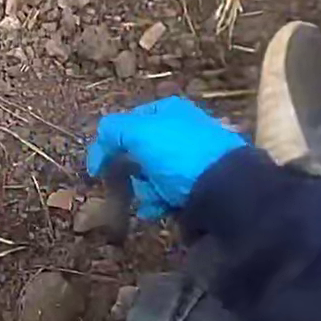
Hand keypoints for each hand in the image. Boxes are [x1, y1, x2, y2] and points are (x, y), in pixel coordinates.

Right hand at [85, 97, 245, 219]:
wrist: (223, 188)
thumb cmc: (178, 154)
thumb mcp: (139, 133)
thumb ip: (113, 131)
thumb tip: (99, 142)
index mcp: (167, 111)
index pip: (128, 123)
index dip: (109, 143)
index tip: (97, 167)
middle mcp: (179, 132)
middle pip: (137, 152)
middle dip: (129, 170)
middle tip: (122, 183)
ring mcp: (188, 160)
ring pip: (148, 175)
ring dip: (143, 189)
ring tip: (152, 197)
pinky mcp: (194, 186)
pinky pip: (164, 193)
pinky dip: (156, 202)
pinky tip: (157, 209)